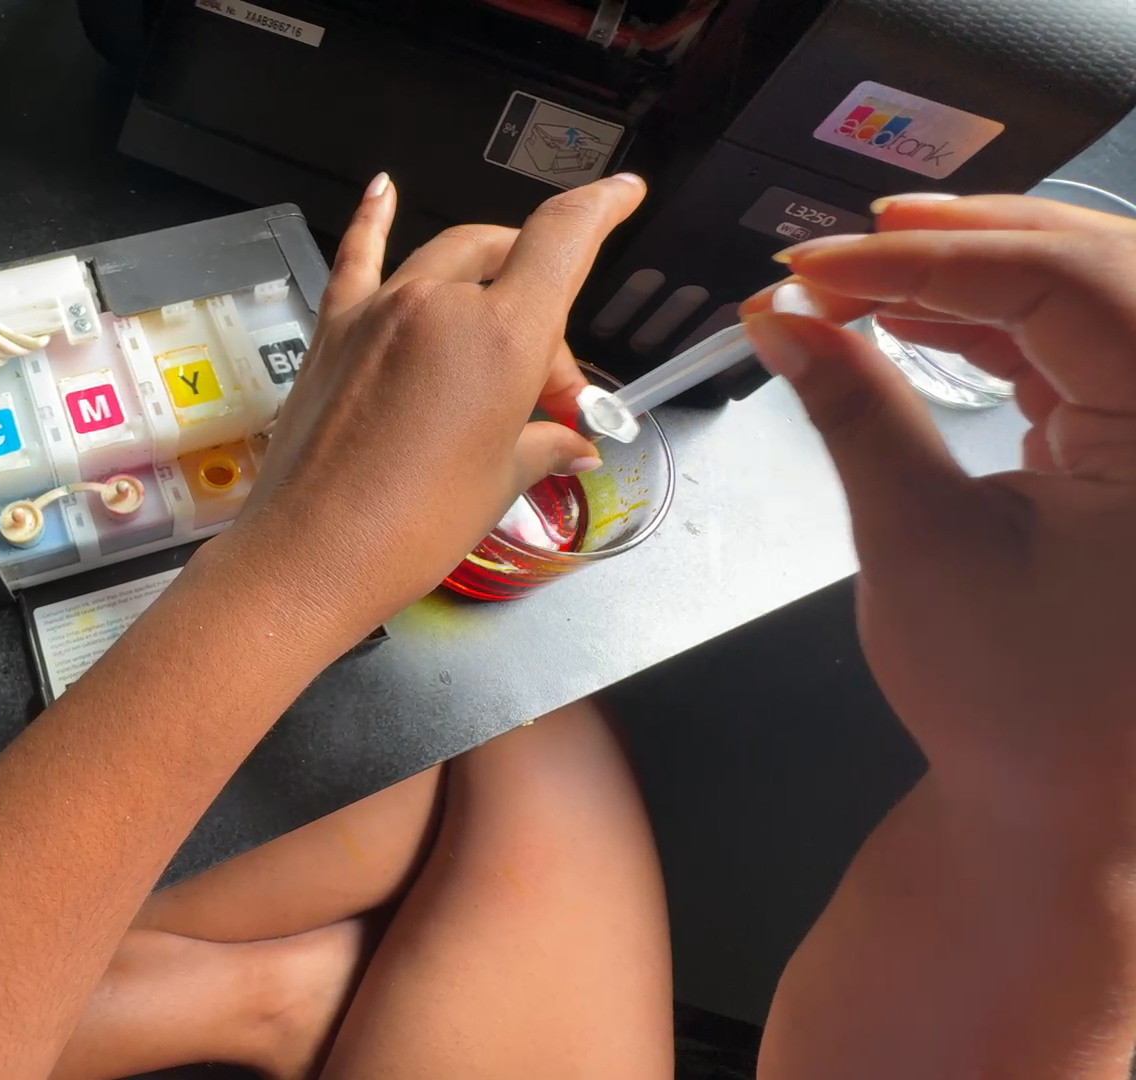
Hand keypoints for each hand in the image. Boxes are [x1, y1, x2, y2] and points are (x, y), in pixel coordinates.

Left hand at [218, 173, 646, 641]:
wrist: (310, 554)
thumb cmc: (414, 528)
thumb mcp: (495, 484)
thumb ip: (539, 444)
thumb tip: (574, 443)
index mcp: (498, 336)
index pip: (562, 239)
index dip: (600, 208)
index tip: (622, 197)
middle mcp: (436, 304)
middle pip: (505, 261)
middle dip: (535, 308)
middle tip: (538, 387)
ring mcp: (374, 312)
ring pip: (443, 261)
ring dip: (479, 282)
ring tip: (487, 333)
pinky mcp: (330, 332)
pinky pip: (355, 261)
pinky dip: (372, 222)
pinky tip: (381, 190)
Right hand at [743, 194, 1135, 841]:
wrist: (1082, 792)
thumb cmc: (1006, 687)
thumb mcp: (913, 537)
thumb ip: (852, 410)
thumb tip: (782, 325)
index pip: (1058, 284)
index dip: (912, 261)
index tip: (799, 270)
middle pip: (1107, 263)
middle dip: (954, 244)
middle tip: (829, 253)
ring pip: (1104, 296)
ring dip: (972, 280)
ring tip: (858, 281)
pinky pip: (1093, 350)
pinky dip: (997, 329)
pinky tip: (917, 325)